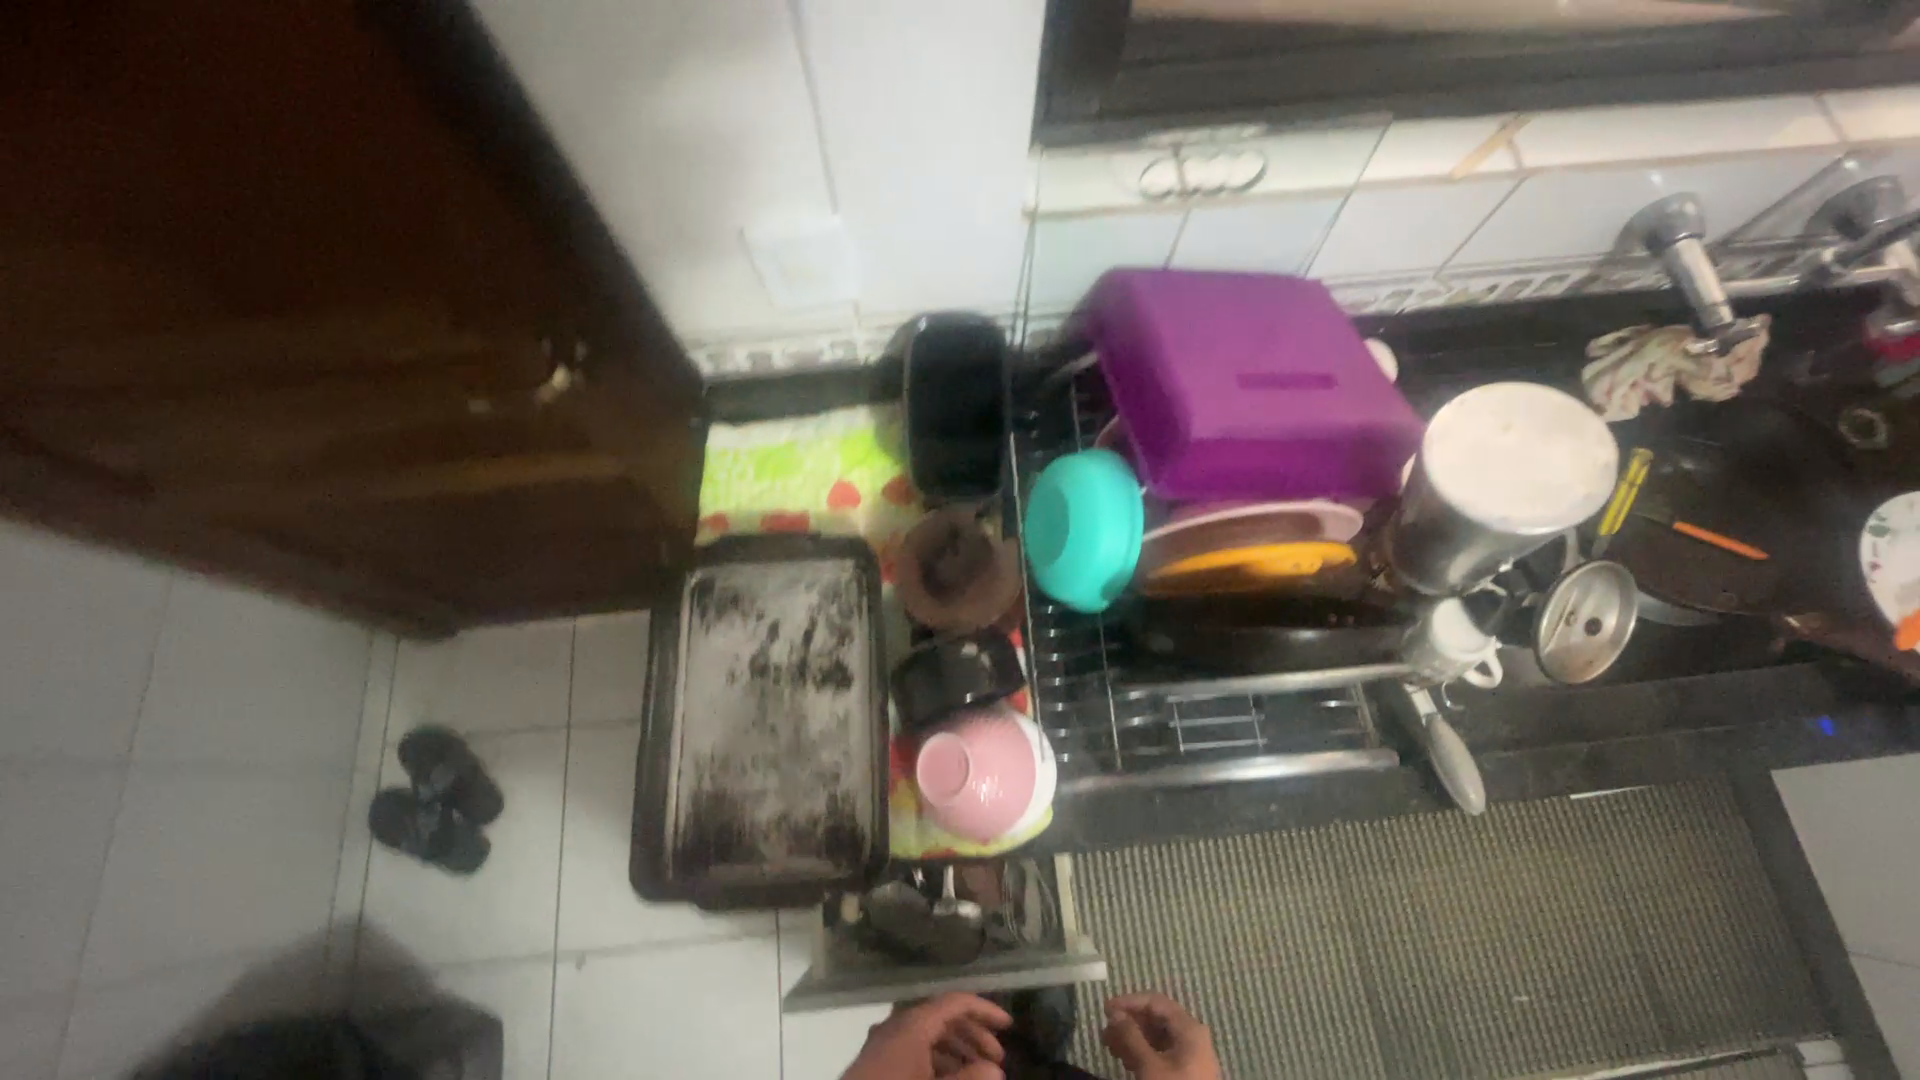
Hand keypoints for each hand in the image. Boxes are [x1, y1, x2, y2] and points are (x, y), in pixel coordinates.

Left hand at [841, 993, 1012, 1079]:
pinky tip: (950, 1078)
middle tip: (998, 1059)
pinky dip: (936, 1059)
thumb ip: (968, 1078)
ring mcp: (884, 1041)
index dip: (985, 1010)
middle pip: (943, 1017)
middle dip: (973, 1034)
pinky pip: (914, 1049)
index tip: (1009, 1027)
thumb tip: (995, 1069)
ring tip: (978, 1073)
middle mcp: (898, 1023)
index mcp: (913, 1023)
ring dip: (956, 1049)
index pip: (956, 1002)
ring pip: (928, 1035)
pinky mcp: (877, 1061)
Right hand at [1102, 993, 1222, 1079]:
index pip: (1155, 1002)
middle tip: (1105, 1033)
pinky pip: (1163, 1052)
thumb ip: (1130, 1036)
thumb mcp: (1149, 1065)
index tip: (1105, 1010)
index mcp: (1189, 1028)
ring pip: (1157, 1036)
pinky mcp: (1188, 1072)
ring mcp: (1192, 1055)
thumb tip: (1114, 1013)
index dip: (1129, 1002)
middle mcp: (1193, 1036)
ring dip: (1133, 1038)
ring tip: (1111, 1048)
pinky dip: (1143, 1052)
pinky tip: (1126, 1061)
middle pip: (1156, 1018)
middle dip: (1129, 1023)